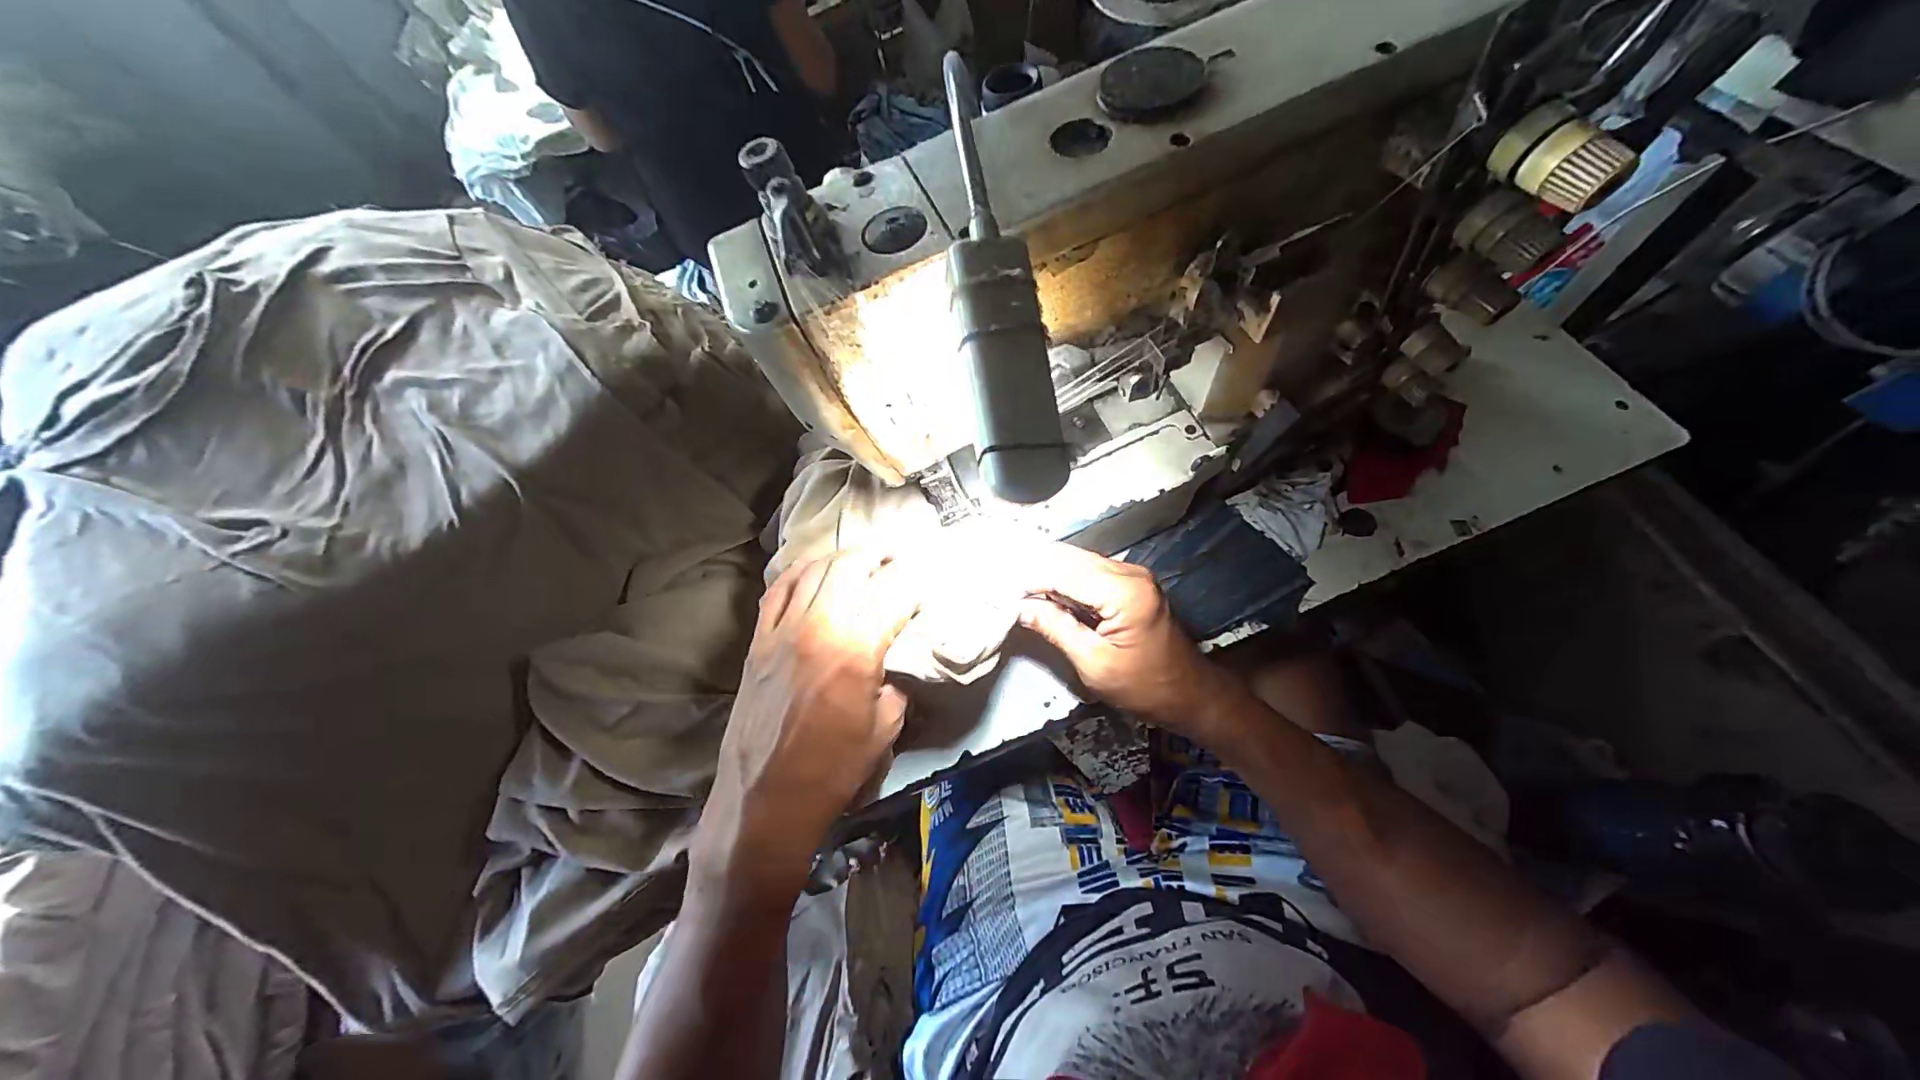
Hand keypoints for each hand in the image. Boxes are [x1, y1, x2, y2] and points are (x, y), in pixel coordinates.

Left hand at [694, 551, 919, 895]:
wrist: (764, 800)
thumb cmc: (833, 771)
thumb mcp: (886, 727)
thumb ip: (899, 678)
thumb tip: (903, 651)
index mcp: (855, 648)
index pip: (895, 589)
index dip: (918, 578)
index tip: (931, 578)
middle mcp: (817, 625)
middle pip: (853, 566)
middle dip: (882, 558)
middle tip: (900, 563)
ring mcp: (781, 629)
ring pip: (814, 570)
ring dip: (844, 560)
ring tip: (864, 563)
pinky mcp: (758, 641)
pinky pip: (778, 590)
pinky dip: (801, 573)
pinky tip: (816, 572)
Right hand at [1004, 542, 1245, 744]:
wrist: (1189, 694)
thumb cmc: (1145, 687)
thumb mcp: (1094, 664)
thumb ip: (1056, 628)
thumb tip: (1020, 606)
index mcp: (1124, 591)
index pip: (1062, 571)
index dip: (1026, 577)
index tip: (995, 584)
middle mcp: (1129, 572)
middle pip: (1068, 558)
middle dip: (1031, 569)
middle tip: (996, 581)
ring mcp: (1131, 574)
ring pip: (1075, 561)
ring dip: (1044, 572)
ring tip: (1011, 584)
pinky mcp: (1128, 582)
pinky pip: (1087, 571)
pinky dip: (1061, 578)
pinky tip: (1039, 589)